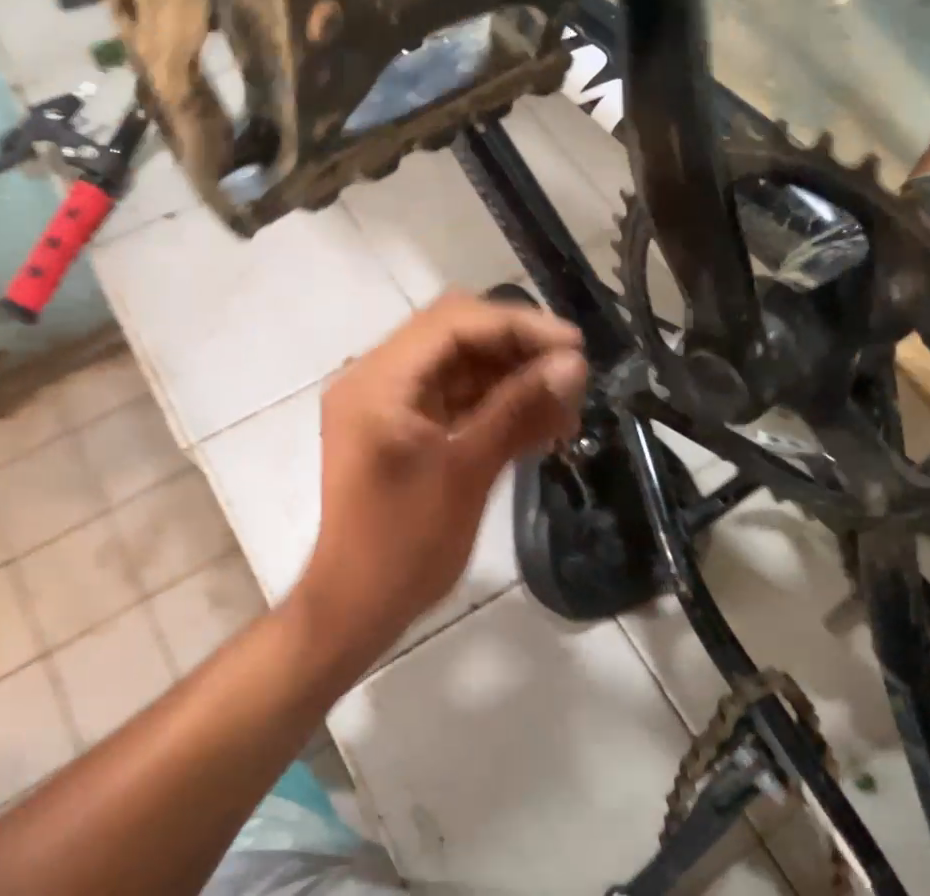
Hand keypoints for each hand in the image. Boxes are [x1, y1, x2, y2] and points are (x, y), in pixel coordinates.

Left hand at [291, 291, 588, 665]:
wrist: (355, 607)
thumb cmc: (403, 545)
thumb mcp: (466, 472)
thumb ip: (518, 409)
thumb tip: (573, 364)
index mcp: (377, 381)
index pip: (452, 322)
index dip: (517, 325)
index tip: (574, 348)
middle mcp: (374, 379)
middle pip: (454, 336)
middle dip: (517, 350)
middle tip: (572, 376)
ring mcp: (385, 405)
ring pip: (457, 367)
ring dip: (511, 379)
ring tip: (566, 407)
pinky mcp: (399, 429)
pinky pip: (451, 400)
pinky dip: (493, 406)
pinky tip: (540, 424)